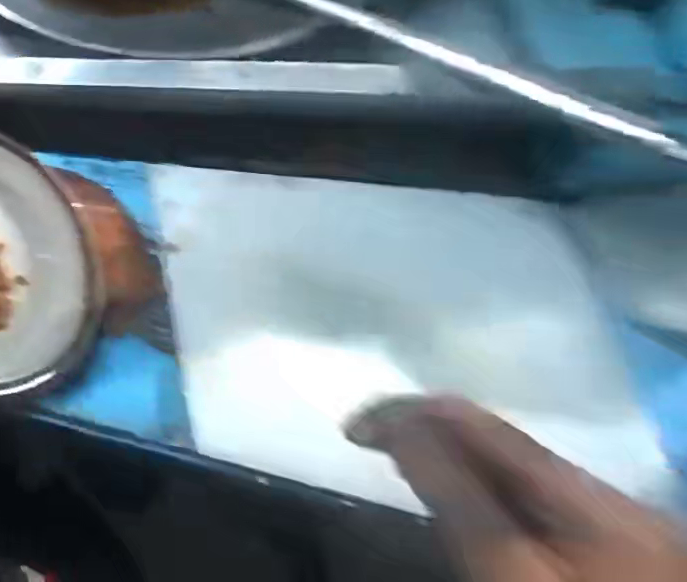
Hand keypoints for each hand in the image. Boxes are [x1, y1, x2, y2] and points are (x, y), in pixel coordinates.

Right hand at [346, 395, 686, 581]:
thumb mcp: (503, 566)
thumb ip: (447, 486)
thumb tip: (393, 422)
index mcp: (593, 496)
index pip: (470, 416)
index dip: (399, 412)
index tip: (351, 436)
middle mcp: (615, 500)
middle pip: (495, 441)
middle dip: (426, 439)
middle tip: (376, 456)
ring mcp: (628, 532)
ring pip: (512, 470)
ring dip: (451, 466)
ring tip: (412, 482)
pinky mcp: (625, 556)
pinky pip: (534, 500)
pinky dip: (484, 493)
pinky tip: (466, 513)